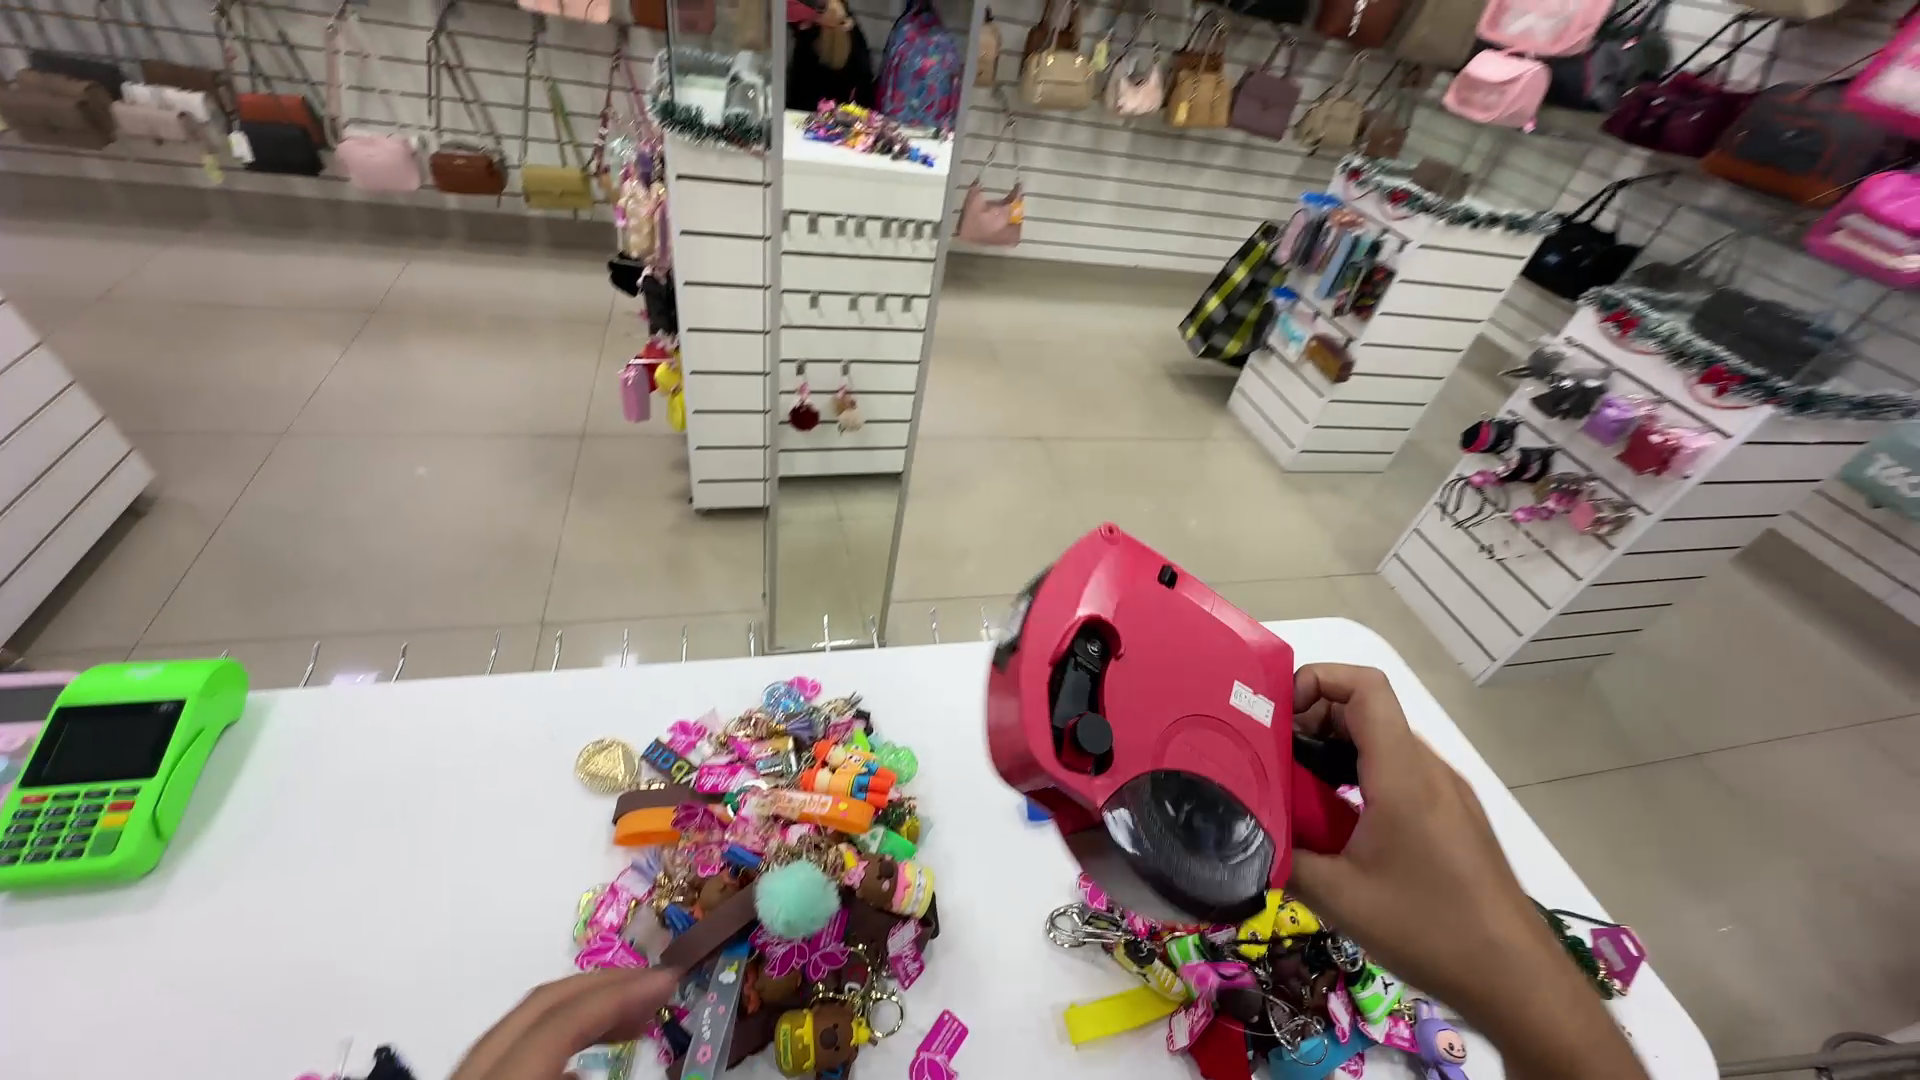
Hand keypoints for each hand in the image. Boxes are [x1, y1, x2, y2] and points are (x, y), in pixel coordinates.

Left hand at [452, 968, 678, 1079]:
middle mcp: (467, 1078)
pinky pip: (504, 1058)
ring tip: (633, 1017)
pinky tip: (583, 1068)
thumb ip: (604, 1077)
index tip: (672, 980)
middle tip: (659, 984)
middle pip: (536, 1007)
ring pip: (517, 1028)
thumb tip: (640, 1028)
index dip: (621, 994)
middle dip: (604, 987)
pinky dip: (550, 1047)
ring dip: (581, 1012)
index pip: (560, 1022)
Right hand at [1288, 664, 1646, 1079]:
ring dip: (1331, 748)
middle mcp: (1428, 769)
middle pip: (1366, 709)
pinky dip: (1356, 774)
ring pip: (1381, 740)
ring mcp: (1446, 792)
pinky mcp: (1453, 816)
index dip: (1315, 680)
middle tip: (1272, 756)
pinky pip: (1397, 770)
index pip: (1364, 686)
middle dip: (1310, 718)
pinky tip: (1336, 820)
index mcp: (1402, 774)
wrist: (1521, 985)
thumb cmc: (1430, 931)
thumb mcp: (1338, 898)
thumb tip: (1243, 833)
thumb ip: (1282, 855)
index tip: (1278, 716)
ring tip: (1296, 788)